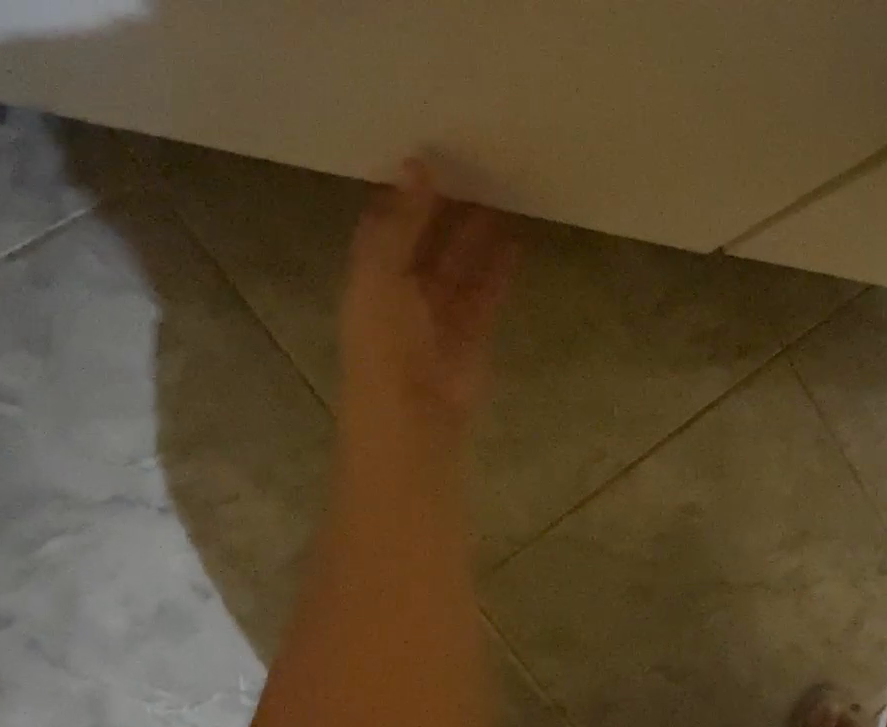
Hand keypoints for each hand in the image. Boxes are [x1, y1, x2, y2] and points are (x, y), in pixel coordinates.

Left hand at [340, 159, 516, 449]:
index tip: (431, 150)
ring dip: (477, 233)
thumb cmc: (385, 345)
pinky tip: (516, 238)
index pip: (386, 225)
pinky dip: (499, 268)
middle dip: (446, 208)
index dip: (405, 192)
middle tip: (475, 162)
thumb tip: (416, 164)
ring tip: (502, 191)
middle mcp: (402, 294)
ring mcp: (440, 315)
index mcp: (369, 277)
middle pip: (426, 242)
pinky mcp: (473, 334)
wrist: (413, 416)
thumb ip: (398, 223)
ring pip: (460, 264)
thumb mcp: (380, 276)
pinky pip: (486, 293)